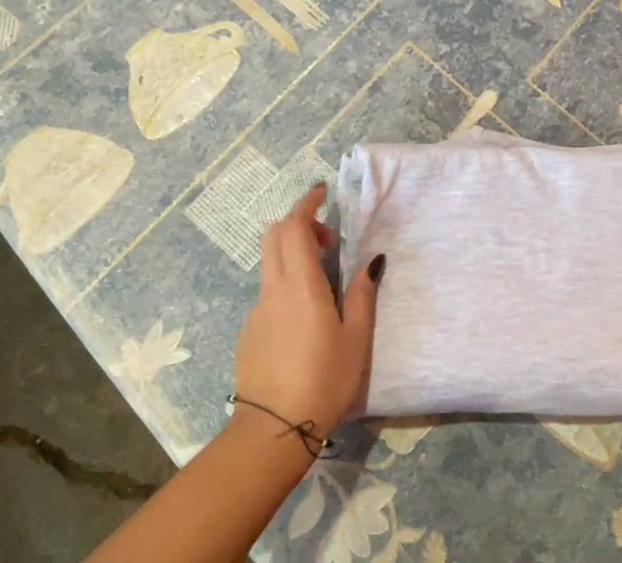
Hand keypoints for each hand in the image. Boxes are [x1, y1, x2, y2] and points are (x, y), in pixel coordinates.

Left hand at [232, 184, 382, 442]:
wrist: (274, 428)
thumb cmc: (324, 379)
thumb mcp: (356, 337)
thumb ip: (362, 293)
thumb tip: (372, 259)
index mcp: (300, 284)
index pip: (294, 226)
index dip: (306, 203)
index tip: (321, 192)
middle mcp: (273, 288)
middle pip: (274, 236)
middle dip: (298, 223)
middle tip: (328, 238)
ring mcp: (256, 310)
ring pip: (269, 263)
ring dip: (292, 253)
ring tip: (323, 278)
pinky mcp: (249, 330)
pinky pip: (267, 291)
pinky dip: (285, 283)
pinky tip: (306, 317)